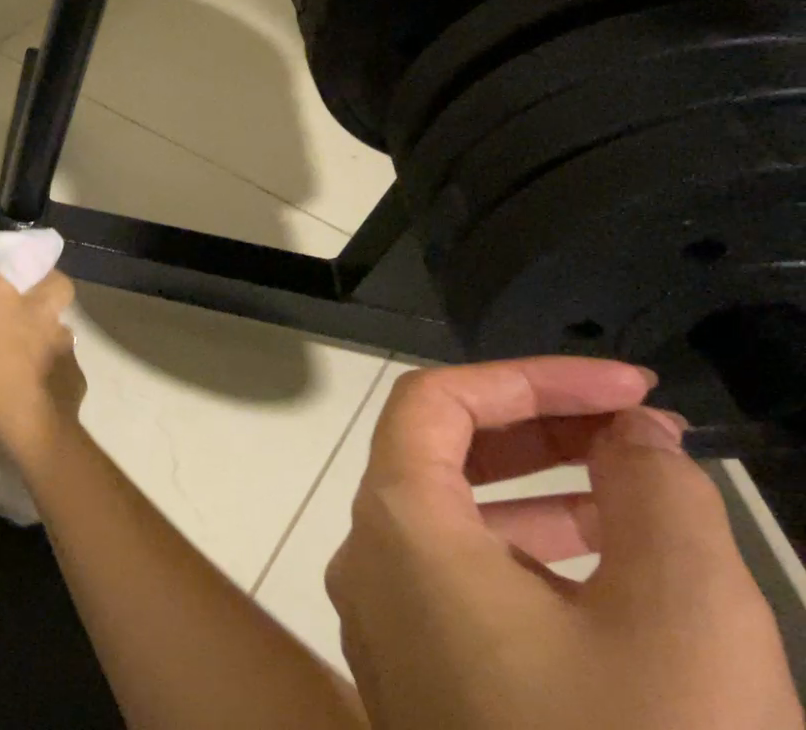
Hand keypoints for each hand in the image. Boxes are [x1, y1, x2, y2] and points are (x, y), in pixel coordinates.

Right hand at [0, 253, 83, 457]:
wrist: (30, 427)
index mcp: (2, 297)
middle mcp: (38, 311)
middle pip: (52, 281)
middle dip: (39, 281)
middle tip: (17, 299)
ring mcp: (62, 341)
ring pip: (57, 324)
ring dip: (41, 329)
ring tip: (21, 347)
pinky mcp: (74, 373)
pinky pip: (60, 360)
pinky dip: (47, 364)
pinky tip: (33, 380)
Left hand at [328, 358, 802, 729]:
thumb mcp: (683, 613)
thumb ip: (658, 495)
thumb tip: (633, 434)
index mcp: (397, 527)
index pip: (433, 404)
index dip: (528, 378)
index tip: (629, 385)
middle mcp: (367, 561)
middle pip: (434, 454)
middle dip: (536, 429)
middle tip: (640, 426)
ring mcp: (382, 620)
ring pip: (451, 521)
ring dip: (539, 493)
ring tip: (645, 494)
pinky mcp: (415, 672)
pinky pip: (459, 582)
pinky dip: (527, 556)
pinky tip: (612, 577)